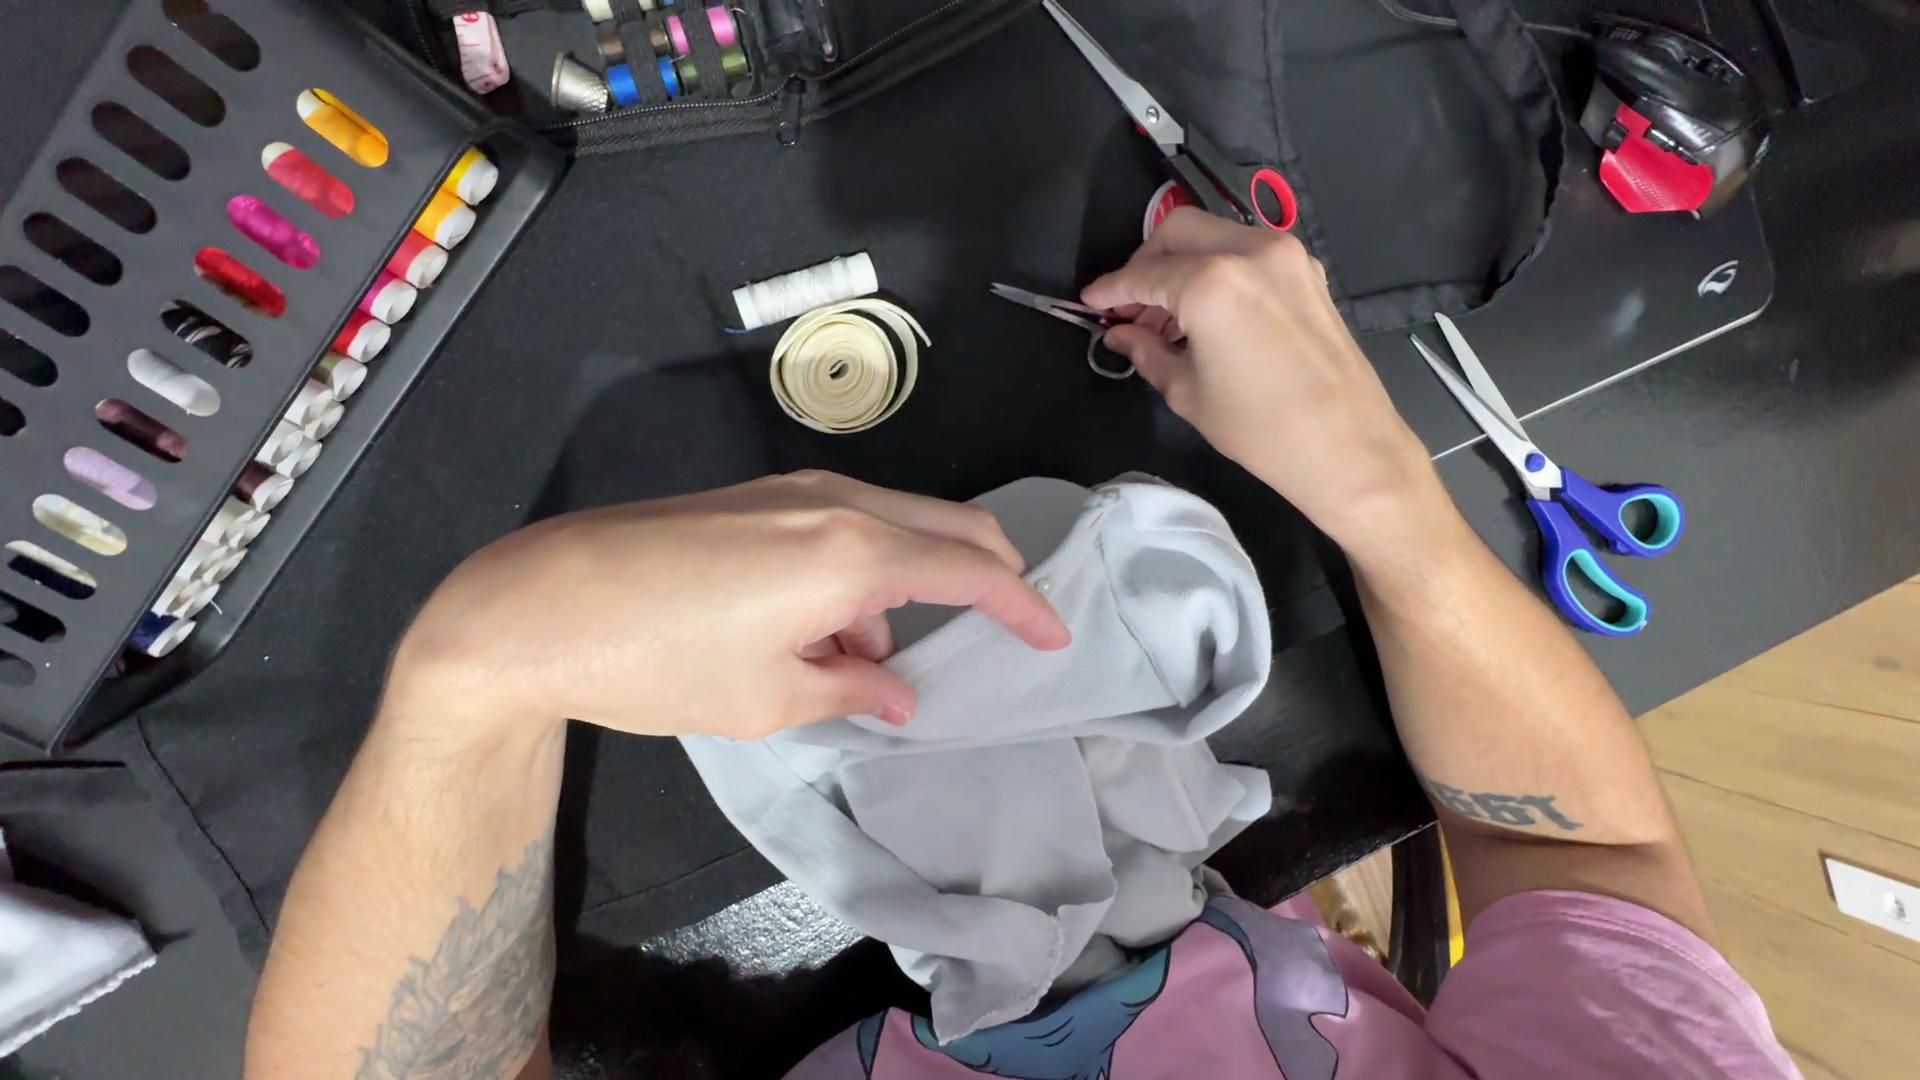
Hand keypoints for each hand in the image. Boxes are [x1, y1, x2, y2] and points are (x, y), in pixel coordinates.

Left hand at [387, 471, 1069, 740]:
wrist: (538, 604)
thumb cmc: (661, 663)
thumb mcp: (768, 699)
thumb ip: (853, 690)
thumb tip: (898, 693)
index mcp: (853, 554)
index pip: (971, 570)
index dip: (1023, 605)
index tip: (1052, 636)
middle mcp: (839, 503)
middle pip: (952, 523)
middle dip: (990, 571)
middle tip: (1001, 622)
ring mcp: (800, 488)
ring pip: (900, 522)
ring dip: (911, 580)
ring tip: (858, 655)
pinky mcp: (766, 493)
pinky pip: (850, 522)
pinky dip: (866, 567)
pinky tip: (818, 621)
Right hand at [1082, 208, 1445, 552]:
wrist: (1344, 444)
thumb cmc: (1258, 427)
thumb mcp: (1187, 391)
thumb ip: (1146, 351)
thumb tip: (1119, 334)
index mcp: (1212, 282)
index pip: (1144, 273)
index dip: (1110, 287)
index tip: (1090, 300)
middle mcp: (1250, 251)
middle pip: (1178, 230)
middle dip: (1144, 261)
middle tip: (1128, 305)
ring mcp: (1285, 255)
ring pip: (1214, 234)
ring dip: (1180, 264)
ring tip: (1163, 316)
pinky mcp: (1307, 270)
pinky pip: (1245, 251)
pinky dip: (1216, 269)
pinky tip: (1204, 313)